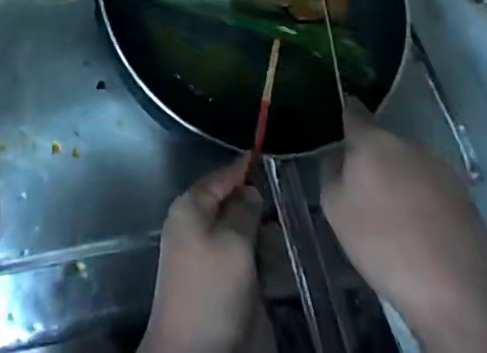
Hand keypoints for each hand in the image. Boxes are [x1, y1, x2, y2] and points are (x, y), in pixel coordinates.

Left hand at [139, 157, 274, 352]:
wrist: (197, 351)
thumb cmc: (211, 289)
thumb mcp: (231, 244)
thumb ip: (242, 212)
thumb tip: (250, 189)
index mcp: (190, 208)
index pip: (220, 177)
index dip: (244, 167)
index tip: (269, 154)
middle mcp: (198, 225)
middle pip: (231, 201)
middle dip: (257, 196)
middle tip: (291, 187)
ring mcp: (212, 254)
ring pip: (242, 228)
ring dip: (264, 223)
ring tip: (295, 213)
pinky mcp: (227, 281)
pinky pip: (247, 254)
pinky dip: (264, 249)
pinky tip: (285, 247)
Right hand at [322, 101, 486, 352]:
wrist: (458, 293)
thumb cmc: (382, 243)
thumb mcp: (334, 207)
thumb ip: (332, 171)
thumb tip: (341, 157)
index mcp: (374, 141)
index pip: (354, 112)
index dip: (344, 114)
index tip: (337, 123)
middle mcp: (410, 146)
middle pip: (383, 142)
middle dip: (371, 157)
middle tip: (360, 186)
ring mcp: (443, 171)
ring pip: (409, 165)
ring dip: (398, 179)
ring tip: (390, 213)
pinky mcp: (467, 199)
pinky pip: (431, 188)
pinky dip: (421, 199)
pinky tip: (417, 229)